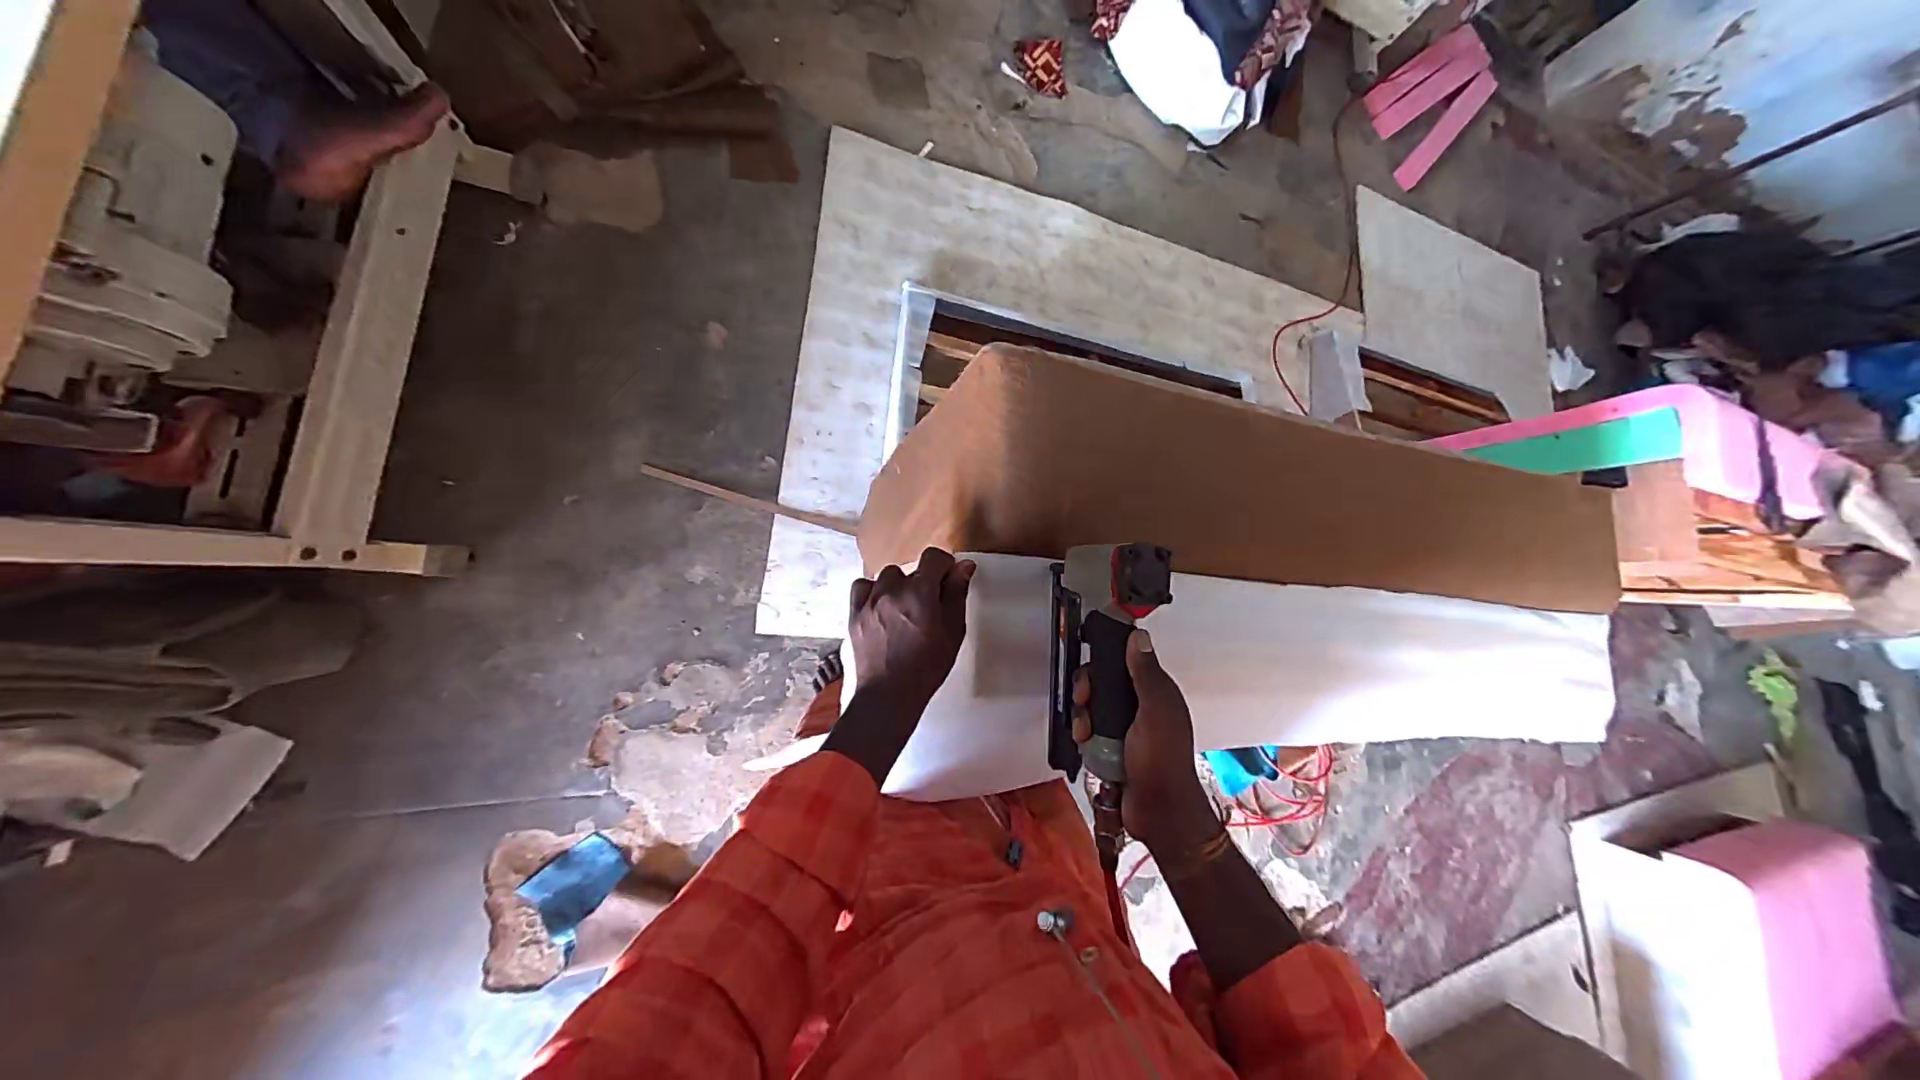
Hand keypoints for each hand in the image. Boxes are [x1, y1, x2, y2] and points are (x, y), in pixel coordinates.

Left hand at [823, 548, 976, 783]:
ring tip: (904, 610)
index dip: (944, 565)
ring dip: (897, 587)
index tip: (948, 578)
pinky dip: (872, 592)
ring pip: (886, 578)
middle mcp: (892, 590)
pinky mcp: (854, 613)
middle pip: (910, 569)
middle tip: (928, 607)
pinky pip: (862, 588)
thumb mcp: (953, 632)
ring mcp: (870, 601)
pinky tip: (881, 608)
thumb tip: (963, 567)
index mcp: (920, 592)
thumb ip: (956, 595)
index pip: (933, 557)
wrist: (888, 694)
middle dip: (921, 582)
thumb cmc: (925, 667)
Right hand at [1073, 629, 1220, 855]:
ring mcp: (1125, 728)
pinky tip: (1087, 742)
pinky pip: (1090, 731)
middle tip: (1085, 703)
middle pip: (1103, 684)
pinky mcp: (1111, 746)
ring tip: (1087, 731)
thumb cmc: (1161, 760)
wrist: (1157, 810)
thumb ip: (1145, 674)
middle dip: (1089, 691)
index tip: (1094, 668)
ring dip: (1084, 716)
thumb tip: (1139, 636)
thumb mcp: (1154, 711)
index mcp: (1156, 692)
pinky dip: (1084, 735)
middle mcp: (1140, 707)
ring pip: (1093, 707)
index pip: (1125, 662)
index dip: (1106, 662)